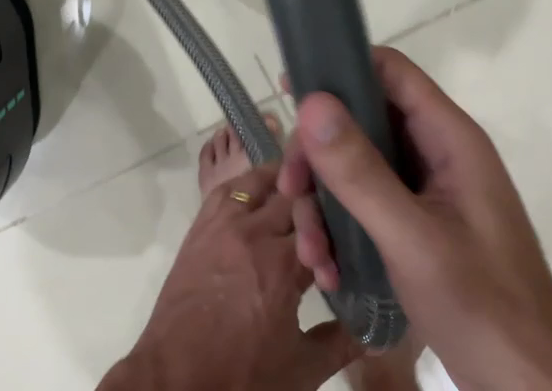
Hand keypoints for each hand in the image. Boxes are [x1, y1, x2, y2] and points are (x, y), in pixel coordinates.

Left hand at [101, 162, 361, 390]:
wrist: (175, 377)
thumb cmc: (241, 376)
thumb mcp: (302, 368)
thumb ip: (342, 343)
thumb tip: (376, 332)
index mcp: (281, 265)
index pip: (325, 228)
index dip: (341, 238)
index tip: (349, 251)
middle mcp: (252, 232)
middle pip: (297, 196)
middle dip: (319, 207)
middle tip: (331, 225)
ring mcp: (222, 224)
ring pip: (262, 180)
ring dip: (286, 184)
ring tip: (304, 196)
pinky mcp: (200, 225)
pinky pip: (229, 188)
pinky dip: (251, 186)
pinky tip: (265, 196)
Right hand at [278, 48, 551, 390]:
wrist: (530, 389)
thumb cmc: (482, 307)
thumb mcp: (410, 237)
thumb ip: (359, 170)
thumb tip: (310, 101)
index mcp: (451, 140)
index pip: (391, 72)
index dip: (340, 69)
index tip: (289, 90)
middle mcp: (439, 155)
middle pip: (362, 123)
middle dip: (319, 156)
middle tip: (292, 192)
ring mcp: (429, 193)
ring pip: (357, 168)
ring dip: (324, 204)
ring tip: (313, 255)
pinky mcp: (420, 227)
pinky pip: (366, 207)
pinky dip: (341, 232)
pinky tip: (329, 271)